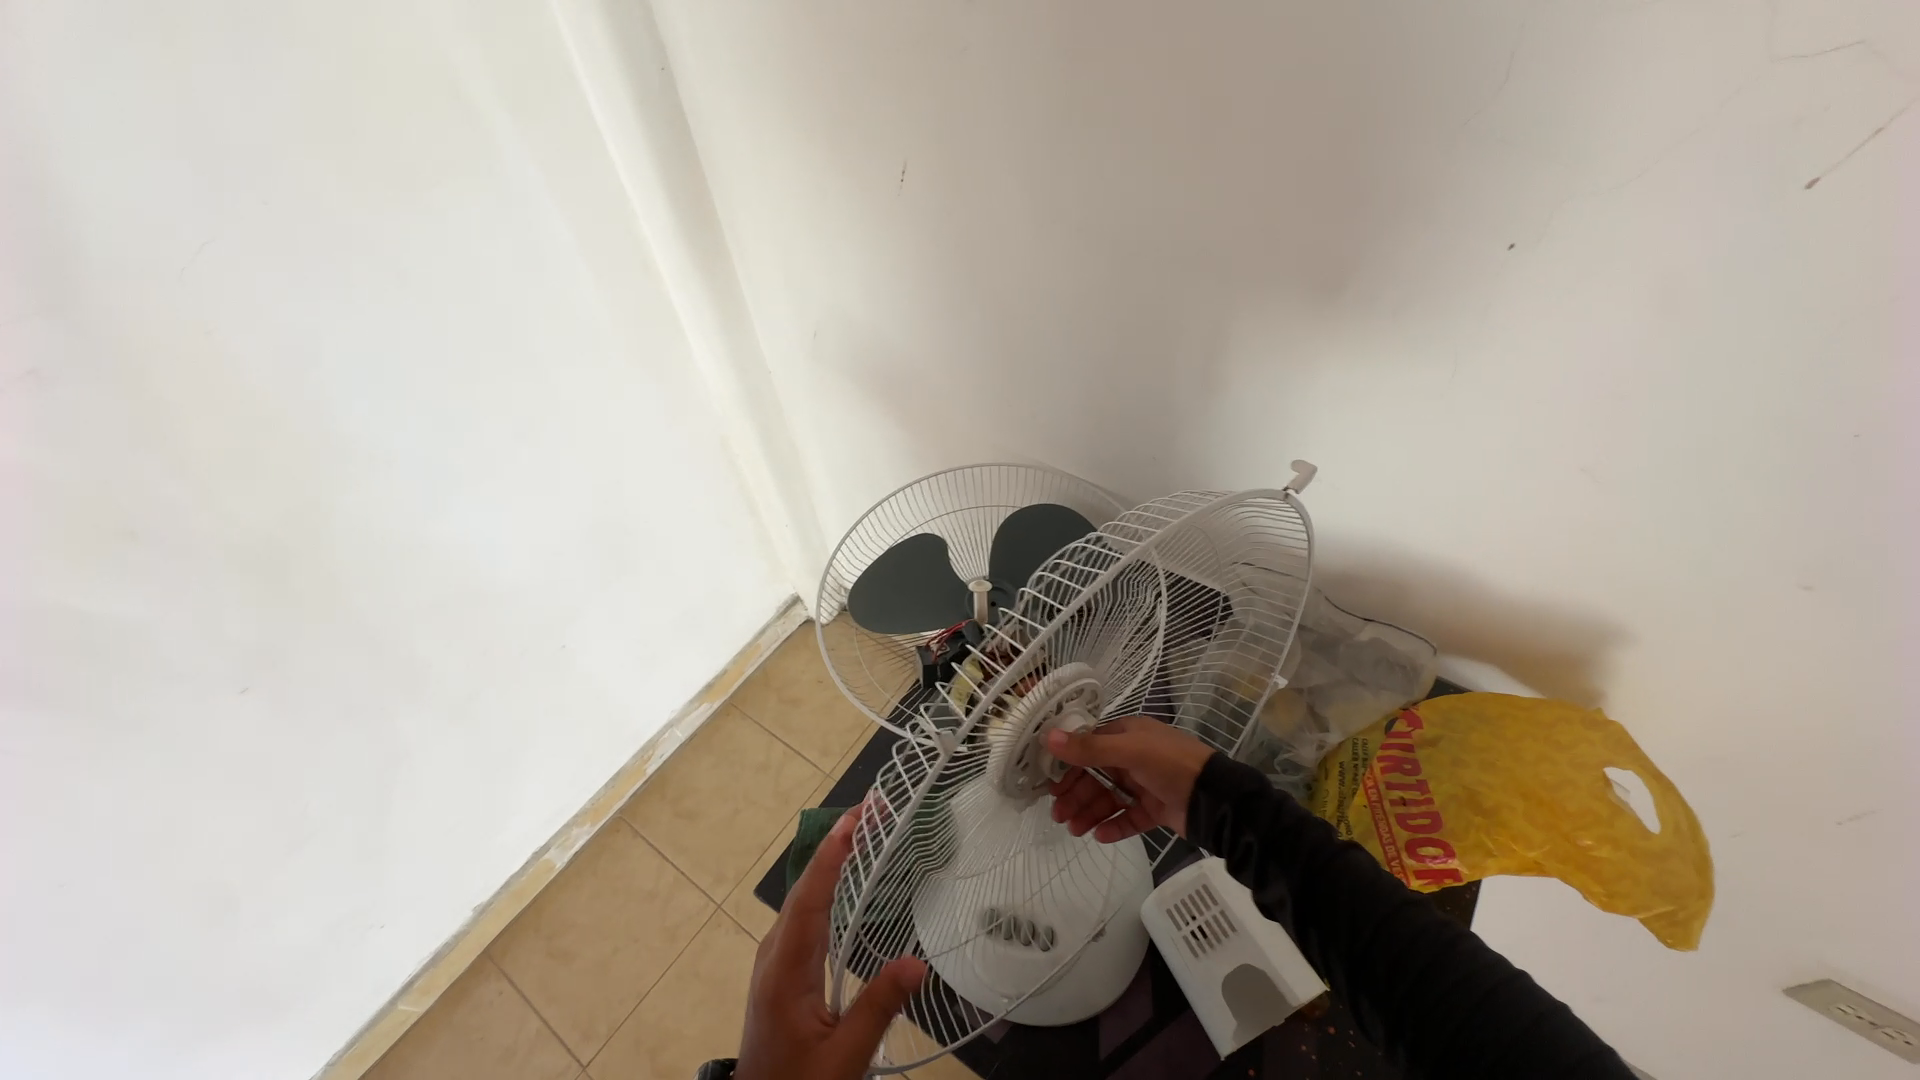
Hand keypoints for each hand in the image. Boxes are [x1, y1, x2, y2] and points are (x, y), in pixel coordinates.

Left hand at [735, 807, 926, 1079]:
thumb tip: (918, 963)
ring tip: (862, 829)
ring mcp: (776, 957)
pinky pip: (805, 912)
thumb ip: (877, 1008)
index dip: (832, 855)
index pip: (810, 897)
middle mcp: (775, 952)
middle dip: (836, 843)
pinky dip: (825, 884)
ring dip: (831, 860)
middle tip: (871, 810)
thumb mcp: (842, 1057)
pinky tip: (843, 877)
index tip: (854, 817)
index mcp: (786, 968)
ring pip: (803, 896)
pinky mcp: (783, 966)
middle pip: (805, 886)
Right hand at [1046, 716, 1215, 841]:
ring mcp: (1145, 784)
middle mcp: (1134, 757)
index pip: (1089, 747)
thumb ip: (1089, 748)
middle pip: (1096, 776)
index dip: (1068, 765)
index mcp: (1128, 735)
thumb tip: (1047, 737)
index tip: (1050, 783)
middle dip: (1076, 794)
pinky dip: (1114, 826)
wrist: (1217, 799)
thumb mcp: (1129, 750)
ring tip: (1074, 830)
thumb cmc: (1171, 764)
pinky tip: (1099, 836)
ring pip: (1109, 799)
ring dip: (1090, 812)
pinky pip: (1128, 818)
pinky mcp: (1155, 809)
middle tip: (1058, 815)